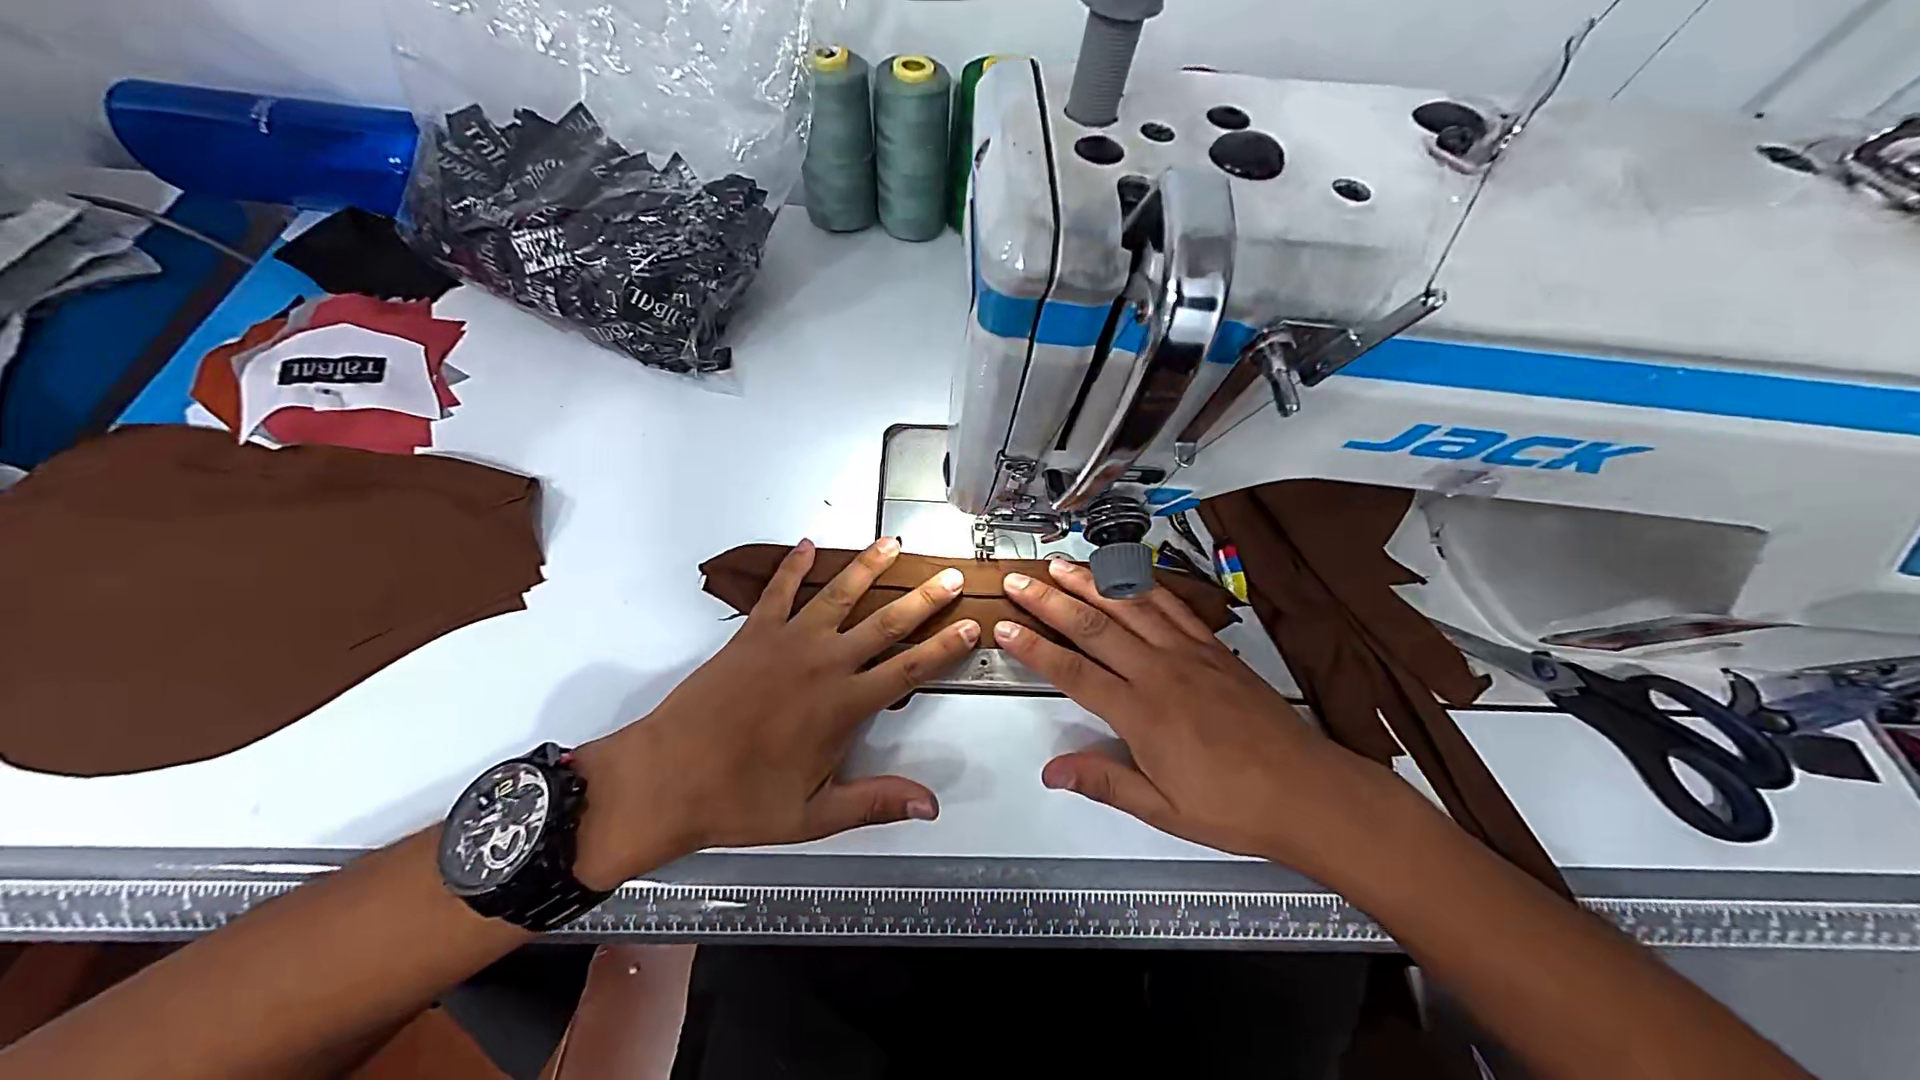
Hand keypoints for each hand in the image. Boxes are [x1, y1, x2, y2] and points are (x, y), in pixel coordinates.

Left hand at [571, 538, 977, 887]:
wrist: (668, 777)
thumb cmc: (739, 798)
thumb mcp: (814, 813)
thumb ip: (874, 802)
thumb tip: (928, 804)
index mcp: (843, 706)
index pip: (909, 670)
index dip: (944, 647)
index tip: (970, 628)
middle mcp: (822, 665)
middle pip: (886, 623)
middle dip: (924, 599)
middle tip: (948, 577)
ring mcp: (786, 643)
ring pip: (839, 595)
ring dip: (869, 567)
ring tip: (892, 544)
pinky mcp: (752, 635)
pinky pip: (778, 591)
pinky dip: (794, 566)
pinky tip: (808, 546)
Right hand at [995, 559, 1410, 874]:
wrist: (1309, 792)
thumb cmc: (1239, 804)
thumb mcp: (1162, 808)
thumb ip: (1104, 781)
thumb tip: (1055, 772)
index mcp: (1143, 714)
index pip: (1073, 670)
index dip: (1034, 647)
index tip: (1007, 628)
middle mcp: (1162, 674)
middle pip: (1094, 626)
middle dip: (1050, 601)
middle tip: (1020, 582)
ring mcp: (1190, 656)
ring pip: (1130, 607)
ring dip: (1092, 583)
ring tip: (1063, 566)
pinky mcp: (1214, 651)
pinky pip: (1174, 608)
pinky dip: (1147, 587)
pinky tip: (1130, 576)